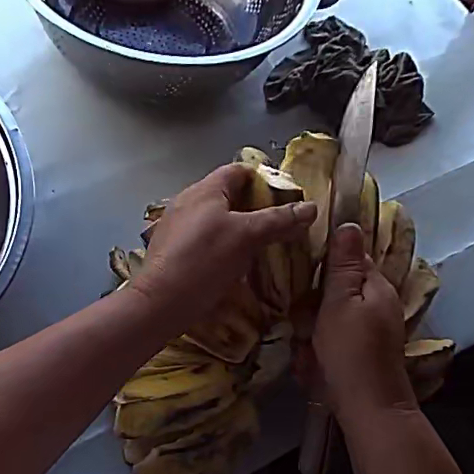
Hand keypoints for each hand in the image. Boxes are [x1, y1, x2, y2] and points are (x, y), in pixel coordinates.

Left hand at [129, 163, 315, 330]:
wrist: (161, 302)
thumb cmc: (204, 260)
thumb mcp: (247, 237)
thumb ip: (279, 220)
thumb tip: (311, 208)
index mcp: (205, 189)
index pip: (239, 171)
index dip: (264, 181)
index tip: (285, 199)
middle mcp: (187, 201)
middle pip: (228, 196)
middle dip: (254, 208)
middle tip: (278, 226)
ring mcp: (176, 226)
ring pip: (215, 219)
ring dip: (238, 229)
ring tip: (260, 246)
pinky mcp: (172, 250)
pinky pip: (204, 239)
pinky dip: (222, 245)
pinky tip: (233, 264)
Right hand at [307, 222, 416, 420]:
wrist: (367, 409)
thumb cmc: (351, 352)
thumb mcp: (340, 302)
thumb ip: (342, 266)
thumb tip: (349, 223)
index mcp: (377, 288)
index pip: (350, 259)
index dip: (324, 266)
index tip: (304, 279)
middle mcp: (376, 307)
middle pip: (335, 292)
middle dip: (313, 308)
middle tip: (305, 325)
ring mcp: (368, 334)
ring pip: (327, 322)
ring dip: (311, 336)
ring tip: (307, 352)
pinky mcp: (357, 356)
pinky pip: (329, 346)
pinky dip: (317, 356)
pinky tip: (312, 368)